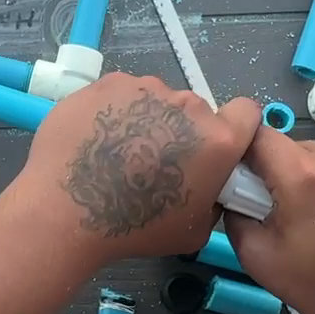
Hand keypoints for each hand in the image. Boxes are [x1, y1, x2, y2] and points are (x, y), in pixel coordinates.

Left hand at [10, 73, 260, 264]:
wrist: (67, 208)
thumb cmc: (134, 227)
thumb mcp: (193, 231)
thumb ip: (212, 198)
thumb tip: (207, 185)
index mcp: (218, 139)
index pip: (246, 113)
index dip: (233, 129)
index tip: (212, 147)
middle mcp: (186, 104)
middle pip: (195, 110)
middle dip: (181, 130)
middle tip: (153, 161)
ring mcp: (144, 88)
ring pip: (155, 98)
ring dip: (146, 118)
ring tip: (117, 151)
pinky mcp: (107, 82)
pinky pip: (121, 93)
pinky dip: (113, 110)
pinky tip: (95, 139)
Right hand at [222, 129, 314, 313]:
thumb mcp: (258, 260)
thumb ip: (234, 217)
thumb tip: (234, 194)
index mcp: (302, 174)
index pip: (258, 135)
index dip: (246, 153)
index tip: (248, 180)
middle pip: (290, 147)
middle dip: (282, 172)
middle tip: (290, 211)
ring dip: (314, 174)